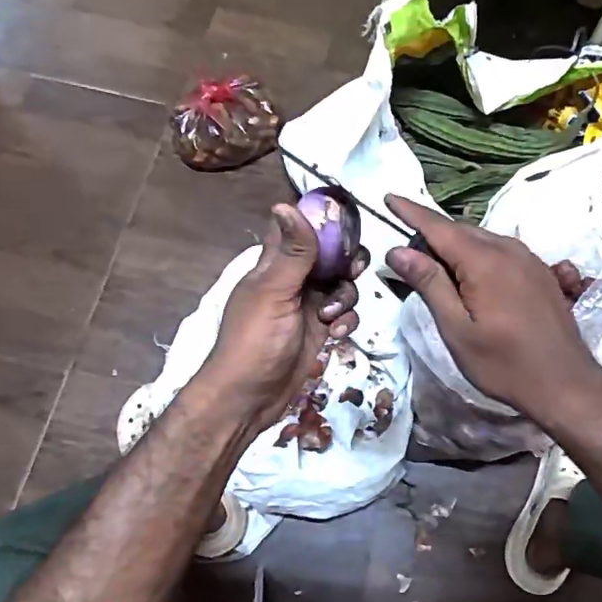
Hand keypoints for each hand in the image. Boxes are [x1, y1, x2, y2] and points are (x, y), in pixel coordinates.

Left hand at [200, 204, 368, 433]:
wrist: (249, 398)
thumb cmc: (254, 341)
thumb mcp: (273, 292)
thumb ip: (290, 252)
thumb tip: (285, 203)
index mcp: (273, 264)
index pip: (297, 227)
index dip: (320, 219)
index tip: (346, 221)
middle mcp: (291, 280)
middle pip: (328, 254)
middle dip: (346, 261)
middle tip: (352, 271)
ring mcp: (307, 306)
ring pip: (340, 285)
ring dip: (345, 296)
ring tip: (331, 317)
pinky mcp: (319, 330)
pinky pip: (344, 314)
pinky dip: (346, 320)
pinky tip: (337, 334)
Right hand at [382, 196, 601, 421]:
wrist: (566, 383)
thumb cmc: (504, 364)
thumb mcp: (456, 329)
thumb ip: (429, 284)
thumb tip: (399, 250)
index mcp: (484, 261)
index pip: (438, 226)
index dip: (411, 211)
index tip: (389, 197)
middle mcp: (508, 250)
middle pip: (460, 230)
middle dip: (430, 231)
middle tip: (404, 247)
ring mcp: (529, 259)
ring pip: (482, 239)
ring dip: (454, 244)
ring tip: (431, 261)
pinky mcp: (541, 273)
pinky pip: (501, 251)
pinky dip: (477, 253)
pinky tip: (469, 273)